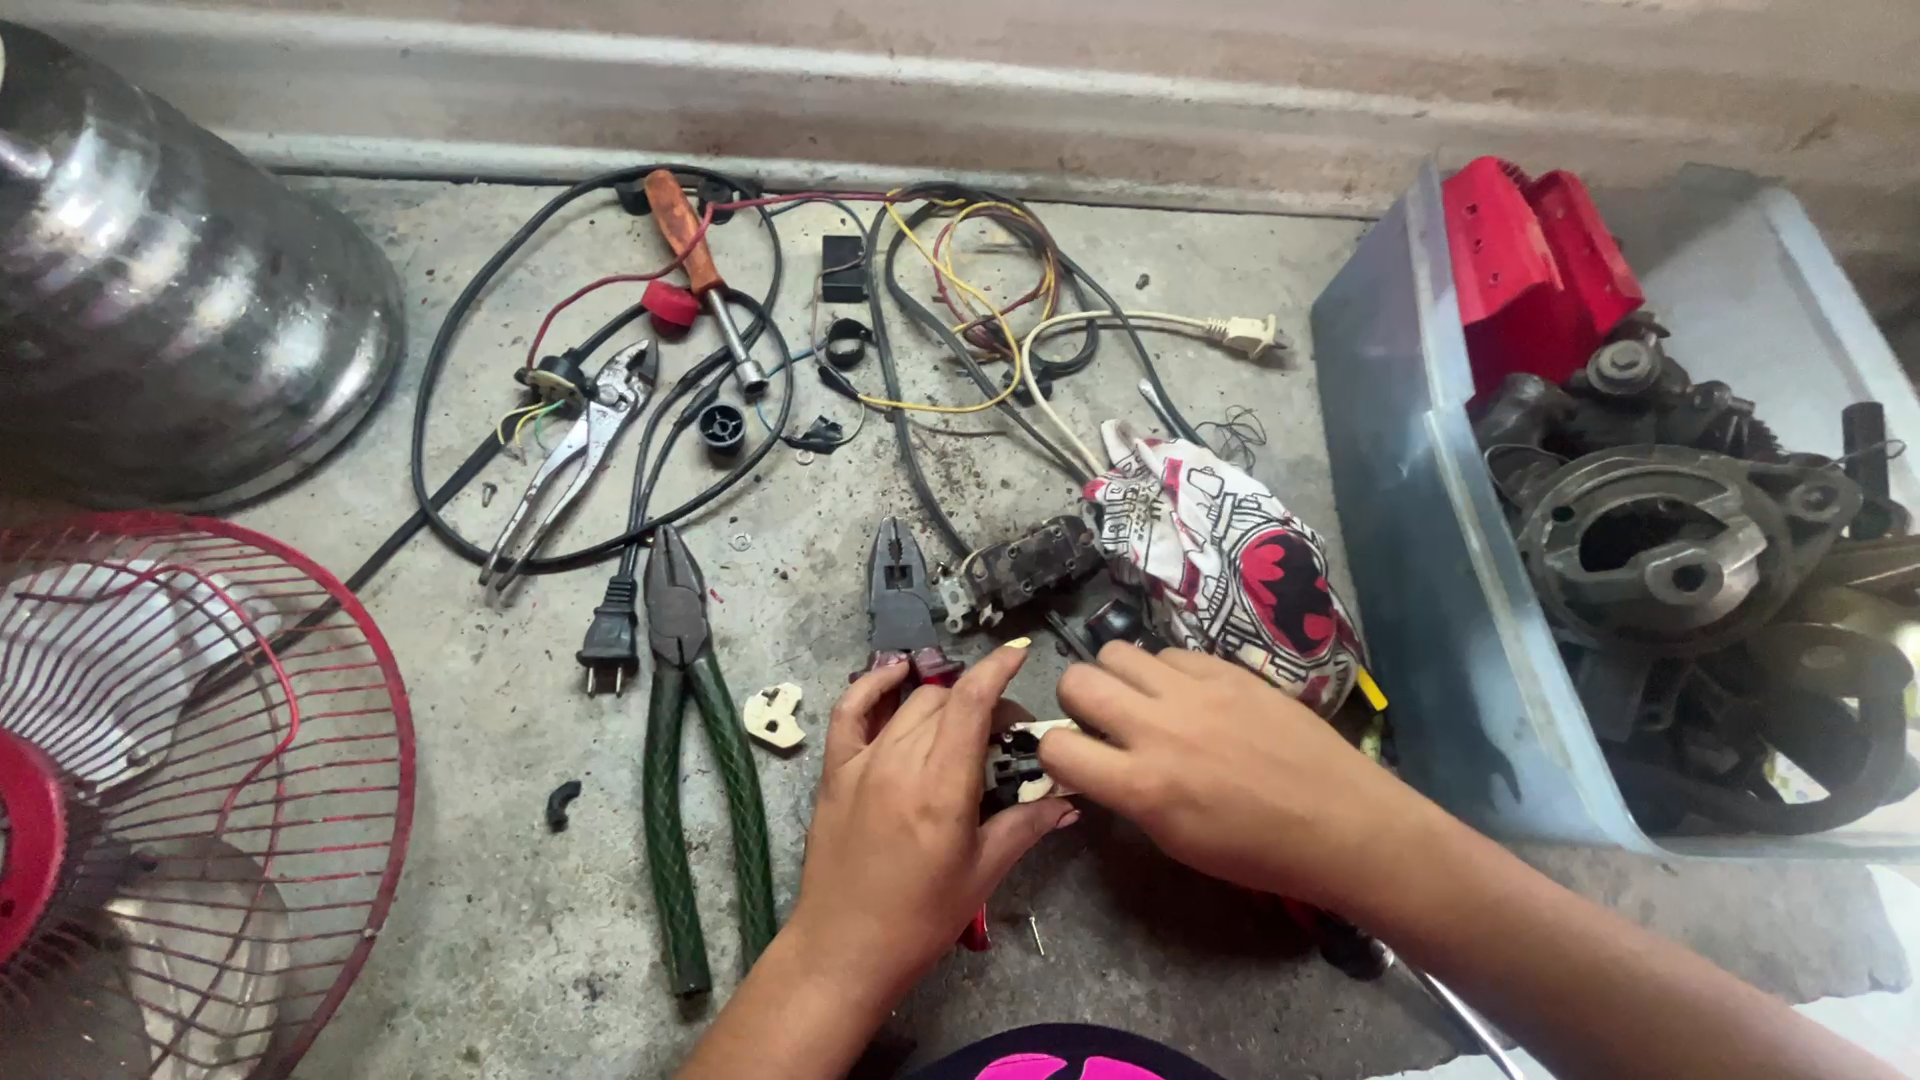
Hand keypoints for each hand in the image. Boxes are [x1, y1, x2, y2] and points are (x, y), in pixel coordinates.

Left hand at [785, 643, 1076, 999]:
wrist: (843, 949)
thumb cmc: (921, 919)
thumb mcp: (983, 874)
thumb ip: (1026, 826)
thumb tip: (1068, 799)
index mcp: (941, 787)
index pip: (971, 703)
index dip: (997, 669)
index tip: (1019, 652)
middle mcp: (900, 762)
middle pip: (946, 701)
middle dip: (983, 702)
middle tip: (1002, 737)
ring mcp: (862, 762)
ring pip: (910, 704)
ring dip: (944, 701)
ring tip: (963, 727)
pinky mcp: (836, 770)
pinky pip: (851, 711)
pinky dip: (873, 685)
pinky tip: (895, 674)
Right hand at [1041, 643, 1449, 912]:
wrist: (1343, 824)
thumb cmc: (1255, 851)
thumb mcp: (1174, 840)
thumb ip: (1124, 794)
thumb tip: (1093, 760)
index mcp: (1143, 787)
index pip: (1055, 747)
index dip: (1055, 752)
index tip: (1075, 758)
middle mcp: (1158, 729)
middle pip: (1076, 680)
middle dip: (1076, 700)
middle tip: (1102, 719)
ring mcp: (1195, 691)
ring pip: (1116, 652)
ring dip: (1117, 677)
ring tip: (1144, 700)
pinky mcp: (1227, 669)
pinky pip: (1169, 652)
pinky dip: (1166, 672)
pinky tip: (1190, 695)